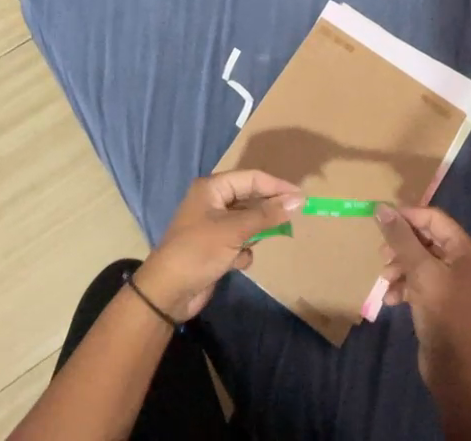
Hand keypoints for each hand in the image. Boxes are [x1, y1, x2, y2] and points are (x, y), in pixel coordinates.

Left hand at [136, 170, 303, 320]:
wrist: (168, 292)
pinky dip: (243, 251)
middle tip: (292, 219)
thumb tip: (298, 200)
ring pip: (247, 222)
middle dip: (267, 211)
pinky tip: (238, 262)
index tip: (302, 197)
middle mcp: (212, 202)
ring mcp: (213, 225)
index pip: (251, 178)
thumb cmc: (199, 251)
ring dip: (254, 234)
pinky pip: (240, 242)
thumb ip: (266, 214)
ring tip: (259, 242)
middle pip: (250, 199)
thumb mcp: (234, 230)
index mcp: (212, 188)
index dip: (277, 186)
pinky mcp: (215, 247)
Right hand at [377, 205, 470, 385]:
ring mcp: (452, 283)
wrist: (454, 366)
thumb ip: (401, 238)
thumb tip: (382, 207)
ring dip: (399, 267)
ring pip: (420, 261)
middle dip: (401, 246)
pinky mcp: (441, 301)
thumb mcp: (420, 271)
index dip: (408, 216)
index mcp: (465, 250)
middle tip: (381, 253)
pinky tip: (390, 298)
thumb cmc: (442, 312)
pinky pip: (420, 281)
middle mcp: (462, 263)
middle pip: (426, 239)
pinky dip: (404, 285)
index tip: (381, 221)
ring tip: (385, 279)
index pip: (434, 218)